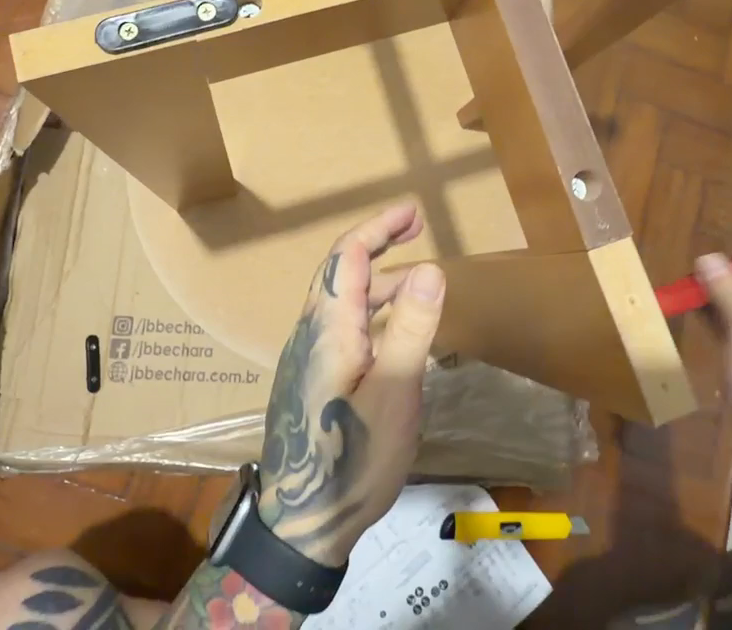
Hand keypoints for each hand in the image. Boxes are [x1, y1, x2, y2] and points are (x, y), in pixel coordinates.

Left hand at [256, 203, 446, 566]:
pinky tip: (391, 334)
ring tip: (414, 283)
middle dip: (377, 245)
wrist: (301, 521)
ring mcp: (307, 358)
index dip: (377, 228)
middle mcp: (311, 333)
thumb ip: (411, 328)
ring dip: (375, 281)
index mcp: (327, 327)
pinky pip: (341, 327)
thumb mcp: (395, 391)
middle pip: (339, 273)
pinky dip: (369, 311)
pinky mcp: (311, 380)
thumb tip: (430, 267)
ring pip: (340, 302)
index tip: (412, 211)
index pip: (346, 256)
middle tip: (415, 229)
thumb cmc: (352, 455)